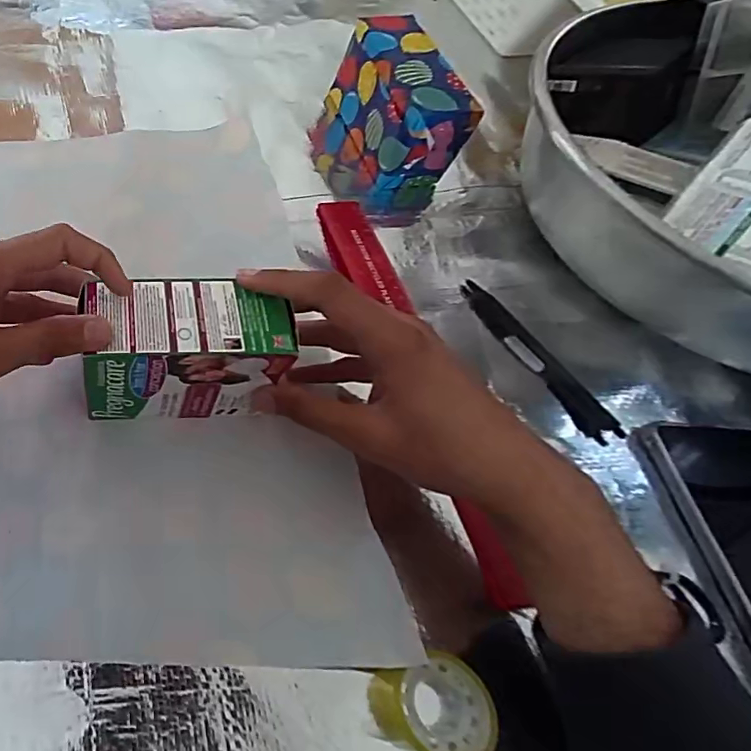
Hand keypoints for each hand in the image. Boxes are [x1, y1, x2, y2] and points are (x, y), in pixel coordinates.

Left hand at [0, 224, 130, 419]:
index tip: (124, 294)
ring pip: (33, 290)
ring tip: (92, 339)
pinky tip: (52, 351)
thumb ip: (49, 340)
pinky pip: (13, 310)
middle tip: (114, 321)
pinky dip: (38, 325)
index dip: (99, 260)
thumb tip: (105, 330)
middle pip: (50, 264)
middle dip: (87, 288)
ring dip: (64, 309)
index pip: (60, 242)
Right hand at [238, 268, 541, 511]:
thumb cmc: (439, 448)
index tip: (245, 282)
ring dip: (313, 337)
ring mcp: (410, 346)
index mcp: (389, 336)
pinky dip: (336, 360)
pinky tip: (312, 381)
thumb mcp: (367, 434)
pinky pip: (366, 350)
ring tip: (272, 349)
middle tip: (251, 314)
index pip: (328, 292)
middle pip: (338, 304)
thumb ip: (311, 411)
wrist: (505, 468)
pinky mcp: (416, 364)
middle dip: (291, 307)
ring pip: (351, 328)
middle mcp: (399, 330)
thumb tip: (261, 396)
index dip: (282, 283)